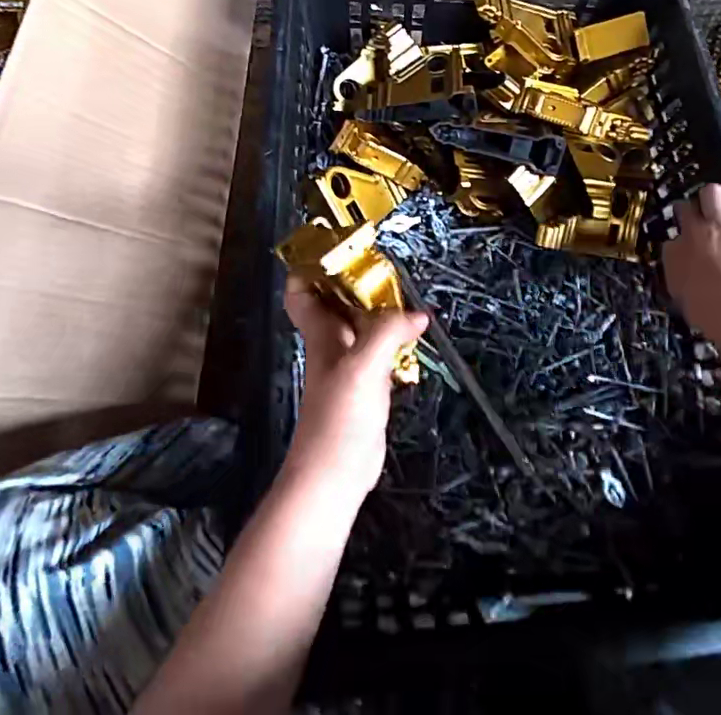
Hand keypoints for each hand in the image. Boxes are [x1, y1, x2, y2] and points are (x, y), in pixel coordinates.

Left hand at [282, 278, 427, 499]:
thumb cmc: (341, 416)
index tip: (339, 247)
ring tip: (410, 298)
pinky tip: (415, 339)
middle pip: (338, 304)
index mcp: (322, 334)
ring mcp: (349, 368)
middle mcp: (332, 345)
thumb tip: (417, 314)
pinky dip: (395, 342)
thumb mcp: (365, 366)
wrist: (335, 474)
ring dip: (381, 312)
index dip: (312, 267)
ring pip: (362, 327)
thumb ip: (388, 333)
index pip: (303, 292)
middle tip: (390, 268)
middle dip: (359, 283)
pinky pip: (380, 353)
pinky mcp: (367, 389)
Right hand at [663, 183, 720, 339]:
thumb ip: (678, 271)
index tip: (689, 246)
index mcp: (674, 252)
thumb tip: (681, 264)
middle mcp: (694, 233)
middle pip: (687, 205)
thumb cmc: (706, 311)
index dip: (682, 240)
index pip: (672, 237)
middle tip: (703, 219)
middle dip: (693, 210)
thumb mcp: (678, 292)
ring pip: (712, 192)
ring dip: (717, 200)